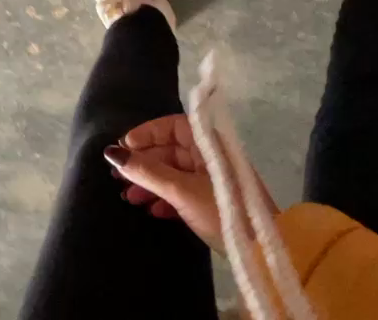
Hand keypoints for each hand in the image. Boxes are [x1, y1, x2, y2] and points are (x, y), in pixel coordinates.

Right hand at [105, 114, 277, 251]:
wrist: (265, 252)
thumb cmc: (222, 211)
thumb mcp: (181, 191)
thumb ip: (147, 172)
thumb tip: (112, 153)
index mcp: (208, 143)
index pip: (172, 126)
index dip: (146, 134)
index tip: (123, 147)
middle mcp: (210, 156)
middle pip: (170, 151)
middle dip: (143, 163)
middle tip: (118, 176)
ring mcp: (213, 179)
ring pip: (174, 173)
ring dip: (151, 184)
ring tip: (128, 197)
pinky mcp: (214, 202)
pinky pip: (184, 192)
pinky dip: (166, 199)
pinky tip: (152, 211)